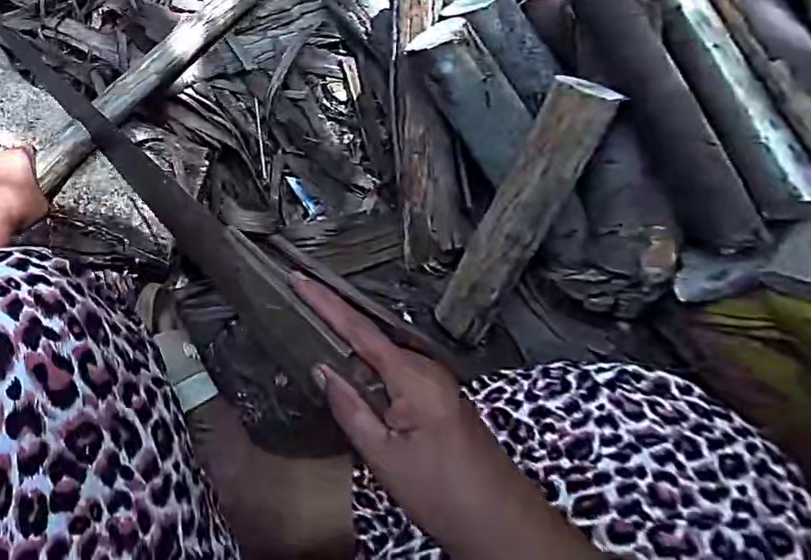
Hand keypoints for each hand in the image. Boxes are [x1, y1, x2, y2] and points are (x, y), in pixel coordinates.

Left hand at [0, 146, 48, 247]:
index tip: (34, 176)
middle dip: (11, 176)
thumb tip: (40, 204)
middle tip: (19, 194)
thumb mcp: (41, 204)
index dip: (31, 166)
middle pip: (6, 163)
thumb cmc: (16, 206)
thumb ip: (40, 196)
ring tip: (4, 207)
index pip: (28, 153)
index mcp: (18, 155)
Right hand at [294, 277, 598, 559]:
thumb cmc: (448, 498)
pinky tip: (350, 363)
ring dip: (350, 336)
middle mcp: (428, 370)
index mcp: (413, 378)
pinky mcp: (441, 397)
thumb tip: (323, 369)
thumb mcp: (385, 457)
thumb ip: (349, 407)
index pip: (358, 328)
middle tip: (298, 289)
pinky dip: (368, 359)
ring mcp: (438, 382)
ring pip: (382, 350)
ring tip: (314, 318)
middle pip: (370, 332)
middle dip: (334, 311)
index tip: (298, 276)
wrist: (512, 534)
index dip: (324, 301)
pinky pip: (395, 367)